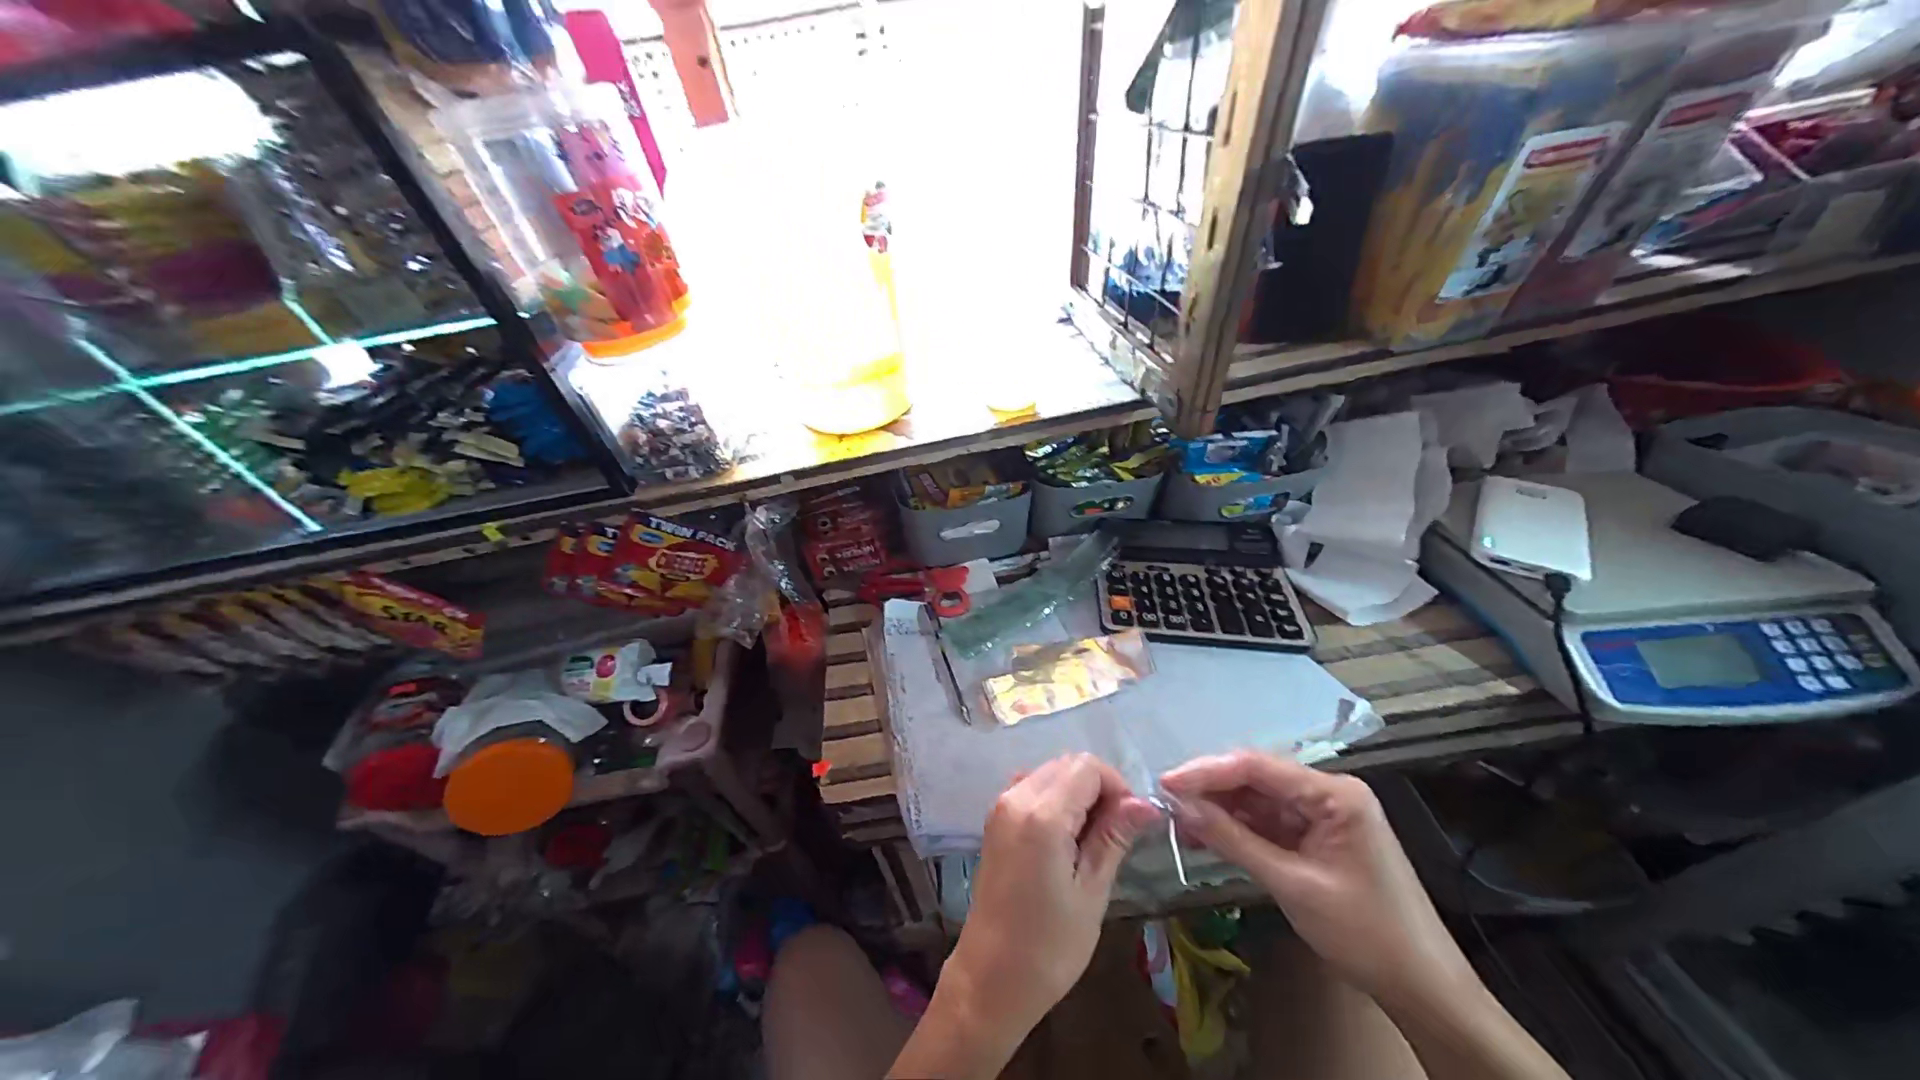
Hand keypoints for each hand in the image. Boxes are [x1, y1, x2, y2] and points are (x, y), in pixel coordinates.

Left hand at [946, 754, 1159, 1041]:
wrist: (990, 979)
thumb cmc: (1048, 946)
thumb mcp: (1091, 891)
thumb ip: (1113, 837)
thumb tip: (1145, 804)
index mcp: (1041, 814)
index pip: (1087, 767)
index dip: (1116, 786)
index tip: (1131, 823)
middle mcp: (1015, 798)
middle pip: (1067, 764)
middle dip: (1098, 788)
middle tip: (1115, 834)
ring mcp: (1000, 807)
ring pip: (1049, 774)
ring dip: (1076, 793)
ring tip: (1092, 840)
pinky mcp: (995, 821)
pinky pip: (1031, 790)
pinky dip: (1055, 800)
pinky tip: (1066, 839)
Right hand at [1160, 751, 1478, 1009]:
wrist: (1424, 988)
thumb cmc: (1366, 933)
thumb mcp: (1293, 884)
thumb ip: (1234, 841)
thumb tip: (1181, 808)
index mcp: (1335, 793)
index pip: (1258, 767)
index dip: (1207, 772)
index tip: (1166, 783)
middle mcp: (1329, 794)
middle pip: (1256, 779)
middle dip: (1210, 790)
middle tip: (1166, 800)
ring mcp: (1323, 816)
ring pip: (1258, 801)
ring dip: (1219, 811)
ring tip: (1178, 820)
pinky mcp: (1317, 838)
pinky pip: (1268, 824)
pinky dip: (1237, 830)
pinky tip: (1205, 835)